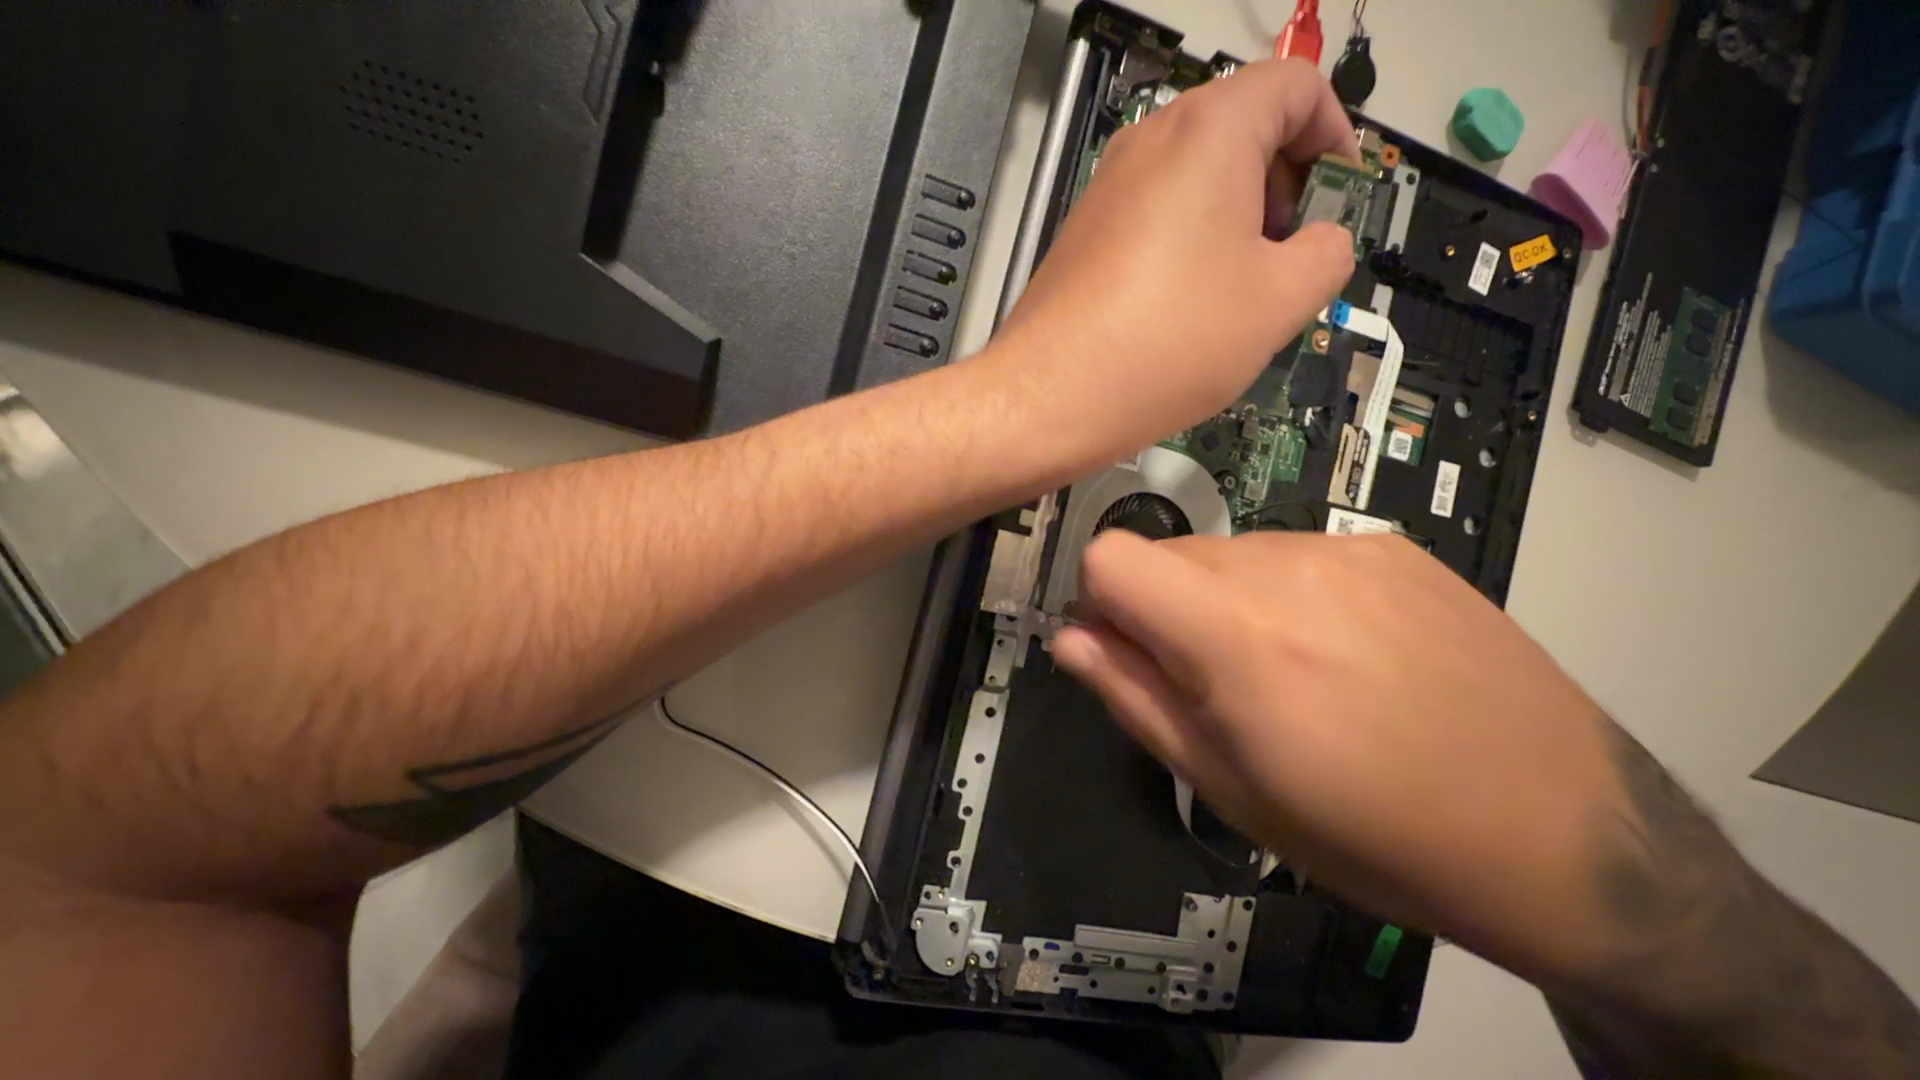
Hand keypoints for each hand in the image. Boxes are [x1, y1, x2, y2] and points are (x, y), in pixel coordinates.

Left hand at [995, 59, 1358, 446]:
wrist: (1051, 396)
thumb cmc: (1167, 341)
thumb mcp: (1281, 301)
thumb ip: (1330, 253)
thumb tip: (1324, 243)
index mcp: (1208, 131)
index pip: (1296, 87)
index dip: (1337, 134)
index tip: (1342, 197)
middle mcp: (1151, 142)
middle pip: (1247, 128)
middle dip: (1290, 184)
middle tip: (1297, 254)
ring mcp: (1111, 186)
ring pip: (1202, 178)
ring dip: (1243, 221)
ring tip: (1248, 293)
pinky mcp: (1089, 231)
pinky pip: (1161, 214)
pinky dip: (1195, 242)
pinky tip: (1196, 308)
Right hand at [1051, 530, 1634, 983]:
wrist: (1560, 830)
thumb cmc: (1373, 835)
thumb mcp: (1232, 788)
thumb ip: (1136, 699)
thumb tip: (1070, 638)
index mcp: (1236, 634)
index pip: (1110, 556)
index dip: (1102, 605)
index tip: (1133, 658)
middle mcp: (1287, 566)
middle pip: (1172, 553)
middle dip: (1168, 609)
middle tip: (1222, 689)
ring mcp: (1350, 549)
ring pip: (1236, 553)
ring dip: (1233, 603)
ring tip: (1299, 679)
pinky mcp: (1401, 550)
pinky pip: (1304, 554)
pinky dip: (1296, 594)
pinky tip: (1354, 658)